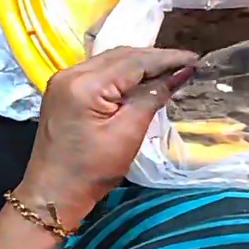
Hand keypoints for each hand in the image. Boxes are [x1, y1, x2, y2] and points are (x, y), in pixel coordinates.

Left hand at [16, 47, 198, 228]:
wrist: (53, 193)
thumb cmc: (91, 171)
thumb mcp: (128, 134)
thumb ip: (152, 98)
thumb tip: (180, 74)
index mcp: (84, 84)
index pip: (133, 61)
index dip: (167, 59)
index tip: (195, 59)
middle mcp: (70, 73)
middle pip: (120, 55)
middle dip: (155, 58)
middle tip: (186, 63)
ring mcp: (64, 80)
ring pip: (110, 61)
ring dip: (139, 64)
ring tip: (170, 69)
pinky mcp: (64, 89)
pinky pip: (99, 71)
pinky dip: (122, 73)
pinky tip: (142, 79)